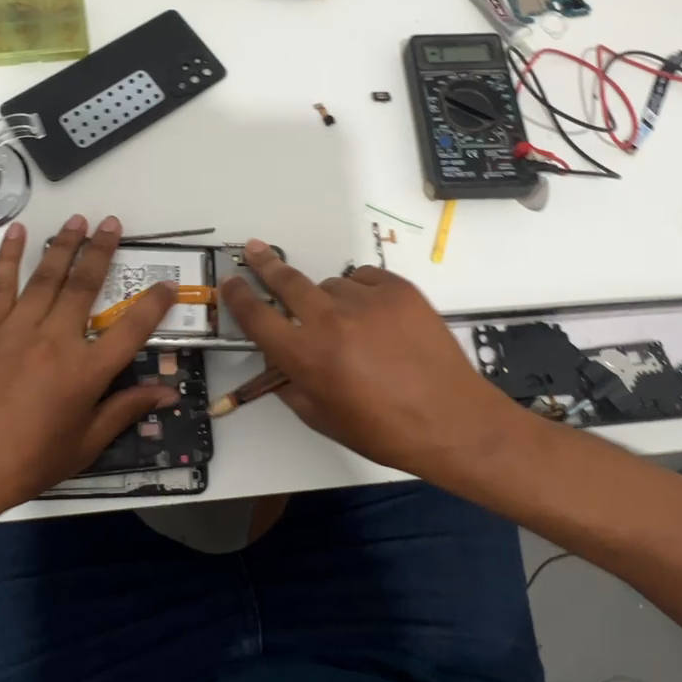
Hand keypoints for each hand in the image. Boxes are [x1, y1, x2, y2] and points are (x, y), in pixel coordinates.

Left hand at [0, 214, 179, 522]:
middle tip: (113, 224)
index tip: (168, 284)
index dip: (154, 305)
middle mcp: (55, 342)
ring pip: (46, 278)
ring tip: (79, 220)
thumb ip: (124, 412)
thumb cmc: (24, 466)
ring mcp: (16, 332)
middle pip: (85, 287)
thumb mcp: (83, 447)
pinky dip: (8, 257)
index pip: (132, 329)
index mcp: (85, 374)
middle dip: (102, 252)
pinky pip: (0, 287)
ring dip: (64, 245)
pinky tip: (17, 233)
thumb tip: (166, 393)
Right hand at [219, 240, 524, 481]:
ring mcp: (367, 300)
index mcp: (307, 357)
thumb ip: (292, 388)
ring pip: (332, 285)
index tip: (229, 282)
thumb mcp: (324, 419)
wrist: (452, 419)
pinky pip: (366, 279)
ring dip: (330, 300)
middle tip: (254, 251)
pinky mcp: (399, 290)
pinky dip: (363, 293)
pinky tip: (376, 318)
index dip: (237, 297)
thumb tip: (279, 365)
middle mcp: (331, 321)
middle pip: (286, 282)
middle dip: (265, 265)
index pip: (256, 317)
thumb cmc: (385, 430)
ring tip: (354, 329)